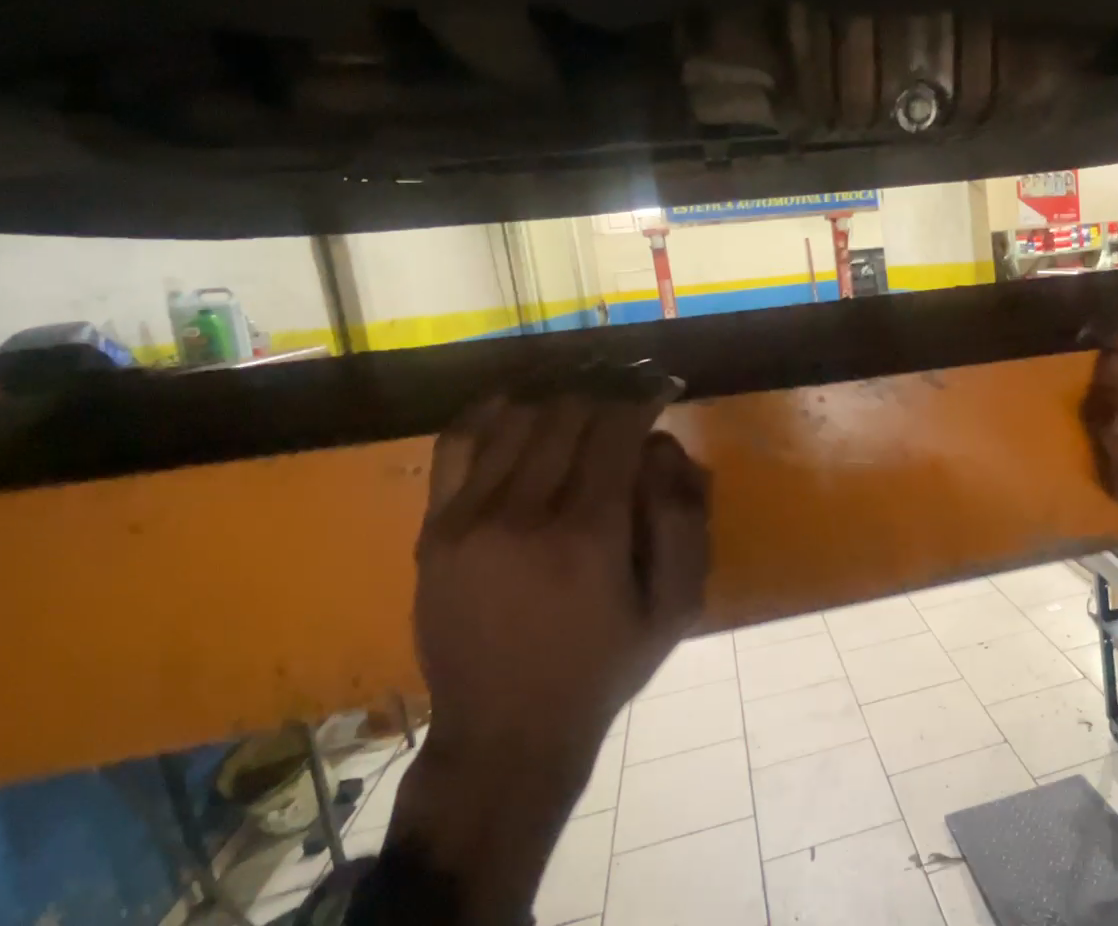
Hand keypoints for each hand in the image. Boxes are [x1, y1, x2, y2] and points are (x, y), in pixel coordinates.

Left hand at [413, 388, 710, 777]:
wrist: (506, 731)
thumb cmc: (604, 668)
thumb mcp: (676, 608)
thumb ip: (683, 519)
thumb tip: (663, 447)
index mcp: (589, 537)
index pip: (616, 429)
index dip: (643, 396)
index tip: (663, 386)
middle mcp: (523, 514)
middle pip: (567, 414)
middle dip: (606, 391)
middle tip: (630, 390)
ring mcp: (468, 519)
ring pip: (516, 419)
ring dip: (557, 397)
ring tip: (585, 396)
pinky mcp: (434, 529)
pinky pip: (458, 444)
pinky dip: (491, 413)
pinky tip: (518, 404)